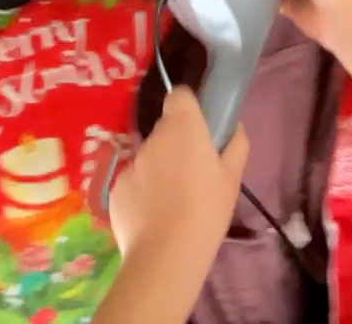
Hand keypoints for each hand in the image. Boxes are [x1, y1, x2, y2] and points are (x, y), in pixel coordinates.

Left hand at [109, 87, 249, 260]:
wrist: (165, 256)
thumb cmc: (206, 210)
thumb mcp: (233, 177)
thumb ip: (236, 144)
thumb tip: (234, 128)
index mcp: (183, 127)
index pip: (179, 95)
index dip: (188, 106)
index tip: (199, 125)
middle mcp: (153, 138)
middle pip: (165, 128)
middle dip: (177, 141)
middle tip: (193, 169)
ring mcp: (131, 163)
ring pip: (150, 156)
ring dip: (160, 167)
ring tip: (173, 198)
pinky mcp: (116, 189)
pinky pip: (134, 181)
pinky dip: (143, 190)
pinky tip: (155, 214)